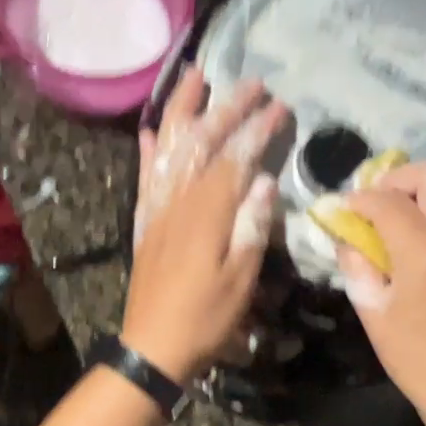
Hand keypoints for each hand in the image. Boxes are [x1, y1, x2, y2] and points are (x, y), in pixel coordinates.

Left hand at [120, 67, 286, 383]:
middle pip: (202, 141)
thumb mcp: (240, 280)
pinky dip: (149, 153)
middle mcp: (178, 200)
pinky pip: (145, 179)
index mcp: (208, 212)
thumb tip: (265, 183)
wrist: (152, 347)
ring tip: (194, 77)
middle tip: (253, 83)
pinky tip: (152, 133)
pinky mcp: (145, 225)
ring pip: (168, 148)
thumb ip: (252, 228)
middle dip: (228, 108)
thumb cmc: (204, 319)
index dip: (258, 130)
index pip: (235, 157)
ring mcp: (157, 210)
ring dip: (182, 110)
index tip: (280, 106)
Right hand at [337, 163, 425, 425]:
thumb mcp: (373, 315)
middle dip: (400, 178)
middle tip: (382, 196)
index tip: (348, 207)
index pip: (387, 203)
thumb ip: (356, 266)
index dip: (362, 199)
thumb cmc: (415, 359)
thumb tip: (347, 234)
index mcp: (424, 256)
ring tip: (423, 200)